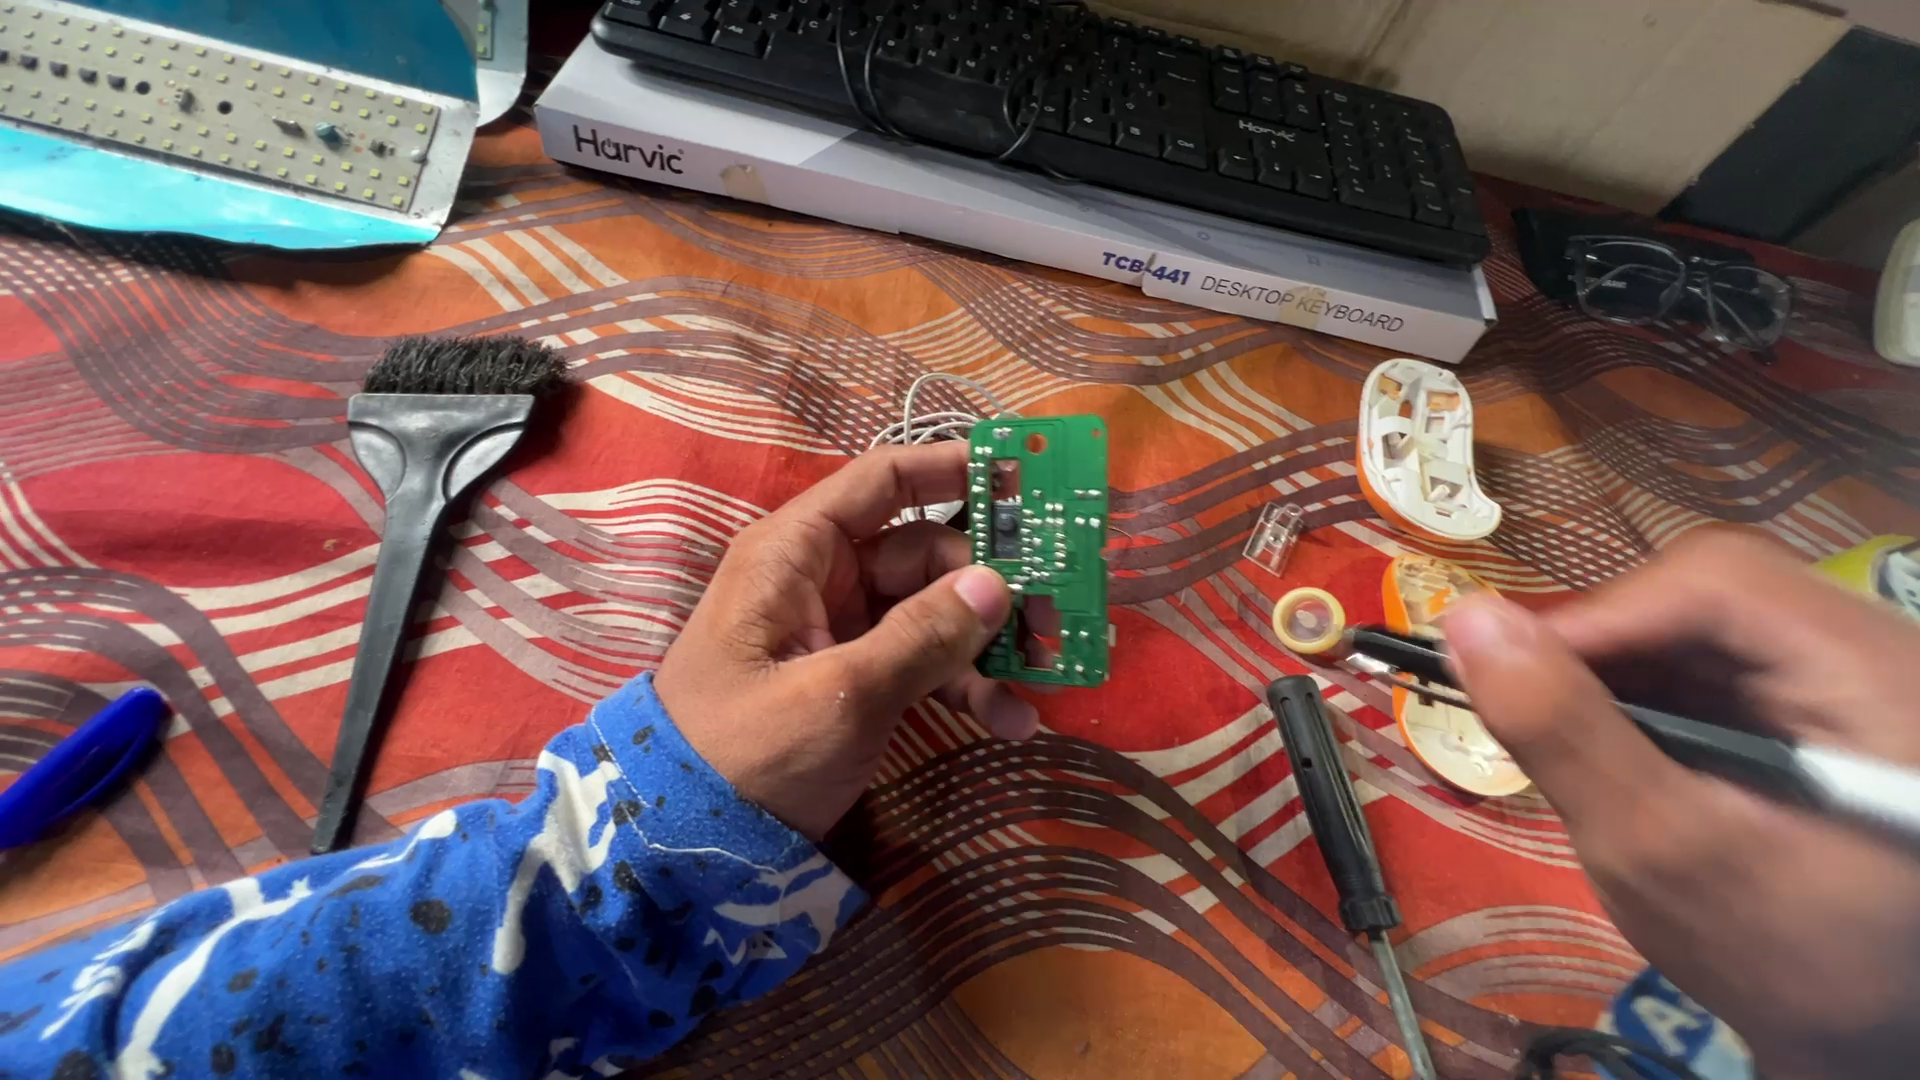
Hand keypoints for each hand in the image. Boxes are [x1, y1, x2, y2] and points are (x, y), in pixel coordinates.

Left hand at [654, 442, 1037, 839]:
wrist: (681, 848)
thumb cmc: (746, 755)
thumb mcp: (840, 694)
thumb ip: (922, 636)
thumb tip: (998, 583)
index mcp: (798, 552)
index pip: (882, 481)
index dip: (952, 468)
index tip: (1023, 475)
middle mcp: (823, 578)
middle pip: (925, 554)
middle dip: (989, 585)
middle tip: (1052, 617)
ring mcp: (842, 630)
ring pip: (933, 611)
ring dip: (985, 645)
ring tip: (1040, 681)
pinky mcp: (856, 677)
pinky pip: (921, 662)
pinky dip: (962, 685)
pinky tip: (1007, 721)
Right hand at [1445, 531, 1919, 1079]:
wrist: (1859, 1033)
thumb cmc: (1775, 956)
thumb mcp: (1653, 844)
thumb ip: (1559, 727)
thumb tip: (1462, 617)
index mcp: (1881, 682)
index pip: (1716, 586)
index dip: (1597, 619)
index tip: (1506, 674)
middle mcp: (1873, 658)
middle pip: (1697, 595)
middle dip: (1593, 649)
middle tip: (1529, 711)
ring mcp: (1842, 678)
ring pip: (1684, 623)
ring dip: (1601, 672)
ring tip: (1567, 739)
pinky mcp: (1803, 703)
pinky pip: (1693, 661)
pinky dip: (1626, 694)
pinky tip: (1610, 746)